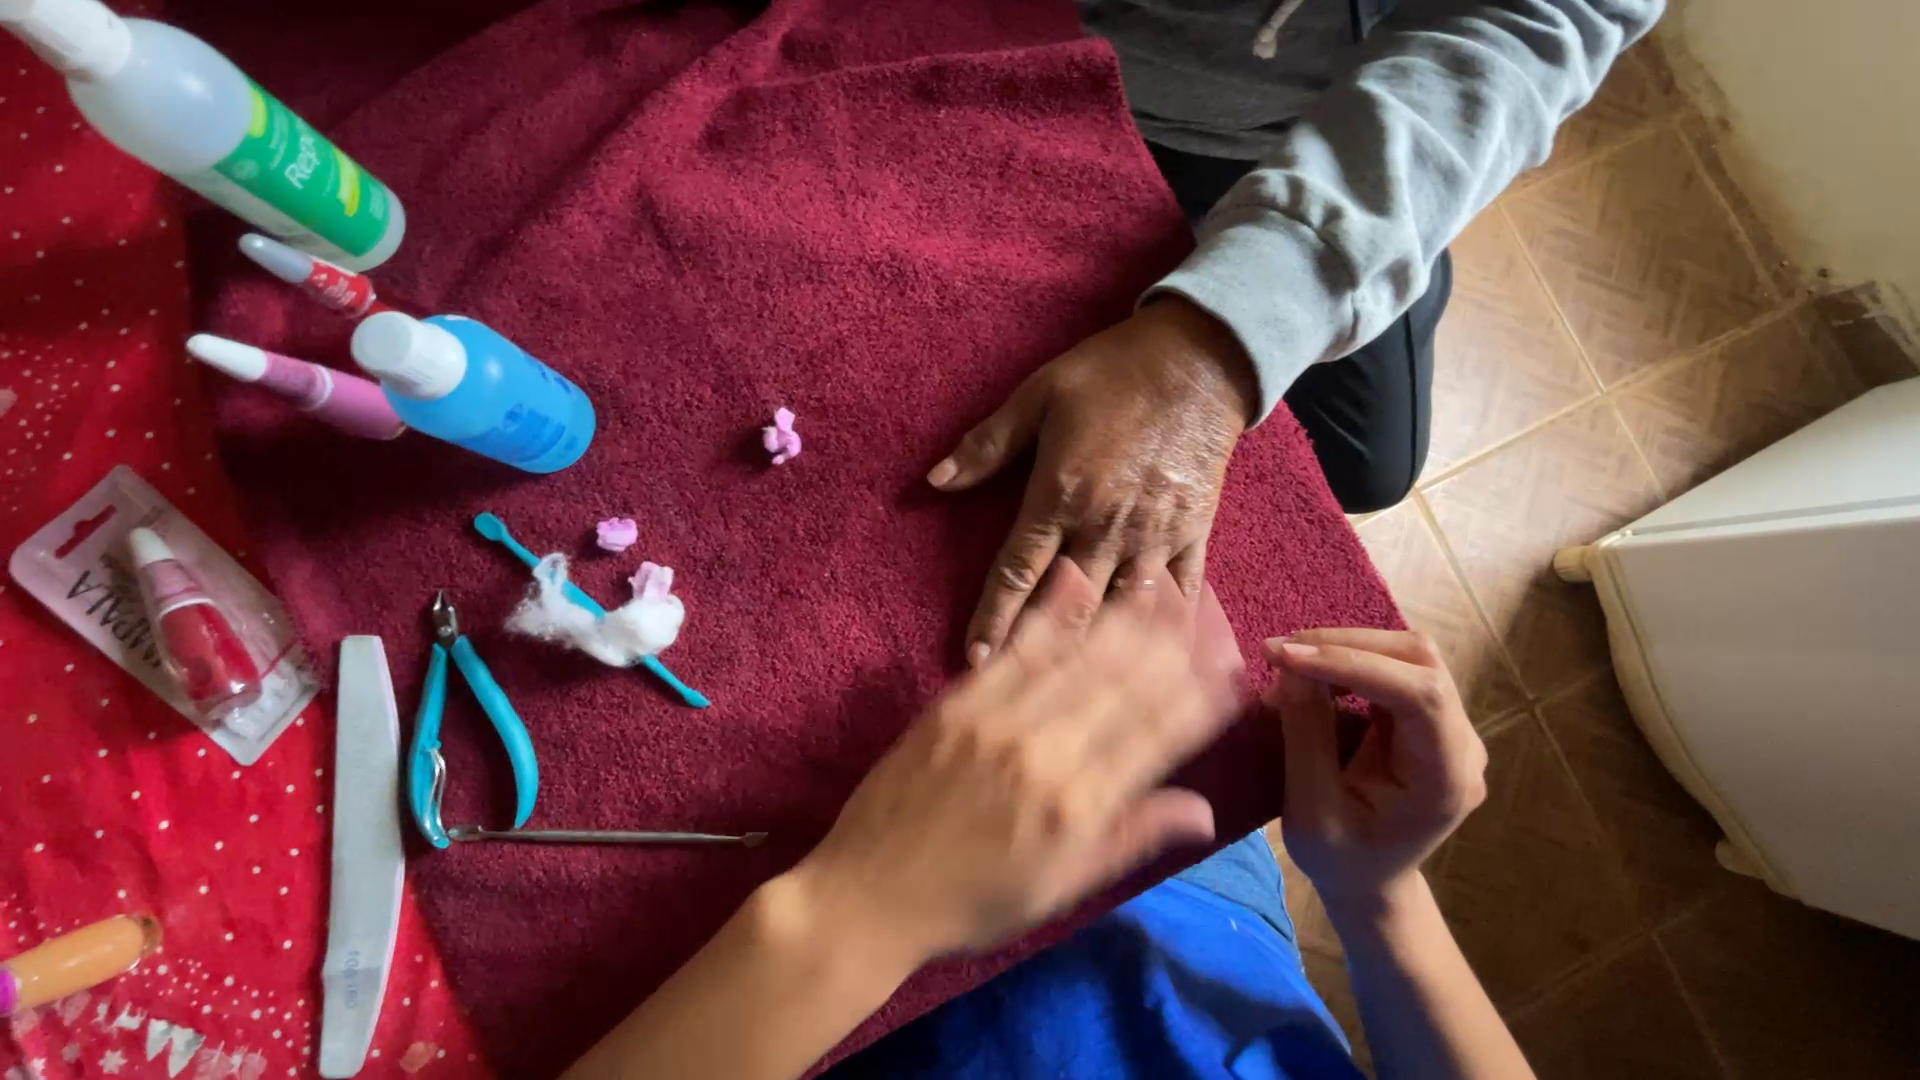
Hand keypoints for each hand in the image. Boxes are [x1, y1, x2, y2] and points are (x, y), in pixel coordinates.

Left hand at [793, 565, 1236, 963]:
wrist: (870, 893)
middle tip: (1201, 612)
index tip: (1228, 672)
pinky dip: (1048, 615)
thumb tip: (1202, 810)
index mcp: (1077, 807)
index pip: (1155, 738)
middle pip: (1121, 687)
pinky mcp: (955, 702)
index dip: (1196, 700)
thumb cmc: (972, 902)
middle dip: (1168, 647)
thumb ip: (1129, 839)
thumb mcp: (1060, 888)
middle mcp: (1045, 753)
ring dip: (1119, 619)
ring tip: (1154, 585)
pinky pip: (1013, 651)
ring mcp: (997, 721)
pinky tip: (1074, 581)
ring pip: (1075, 659)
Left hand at [928, 296, 1258, 665]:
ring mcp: (1153, 534)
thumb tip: (934, 480)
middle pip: (1066, 605)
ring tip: (1075, 698)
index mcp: (1060, 495)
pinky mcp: (1193, 534)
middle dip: (1039, 652)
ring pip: (1121, 611)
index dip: (993, 617)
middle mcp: (1104, 526)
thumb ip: (987, 444)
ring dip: (1097, 655)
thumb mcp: (1038, 395)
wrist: (1199, 360)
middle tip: (1013, 696)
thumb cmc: (1111, 375)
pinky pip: (1180, 593)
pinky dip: (1167, 632)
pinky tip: (1158, 668)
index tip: (974, 659)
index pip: (1017, 570)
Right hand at [1266, 629, 1488, 907]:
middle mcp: (1462, 743)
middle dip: (1344, 644)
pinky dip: (1346, 656)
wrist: (1368, 881)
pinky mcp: (1426, 717)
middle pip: (1419, 660)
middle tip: (1278, 652)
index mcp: (1446, 777)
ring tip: (1288, 657)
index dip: (1352, 664)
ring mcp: (1449, 726)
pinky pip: (1393, 665)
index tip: (1285, 657)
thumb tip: (1294, 666)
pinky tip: (1311, 668)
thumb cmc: (1340, 858)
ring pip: (1407, 653)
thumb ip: (1307, 734)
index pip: (1419, 694)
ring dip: (1343, 644)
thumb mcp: (1310, 808)